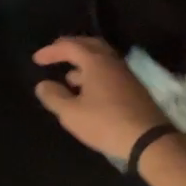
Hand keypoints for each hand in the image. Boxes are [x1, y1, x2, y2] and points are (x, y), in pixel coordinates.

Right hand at [32, 37, 171, 159]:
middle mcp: (112, 62)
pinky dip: (94, 74)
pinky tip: (88, 92)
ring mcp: (126, 74)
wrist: (148, 139)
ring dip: (83, 63)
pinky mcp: (134, 89)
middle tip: (56, 54)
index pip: (70, 46)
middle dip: (70, 48)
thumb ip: (54, 97)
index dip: (51, 51)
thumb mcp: (71, 113)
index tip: (36, 60)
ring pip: (101, 59)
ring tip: (69, 77)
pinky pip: (109, 72)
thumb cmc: (105, 123)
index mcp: (96, 62)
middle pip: (90, 45)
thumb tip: (43, 85)